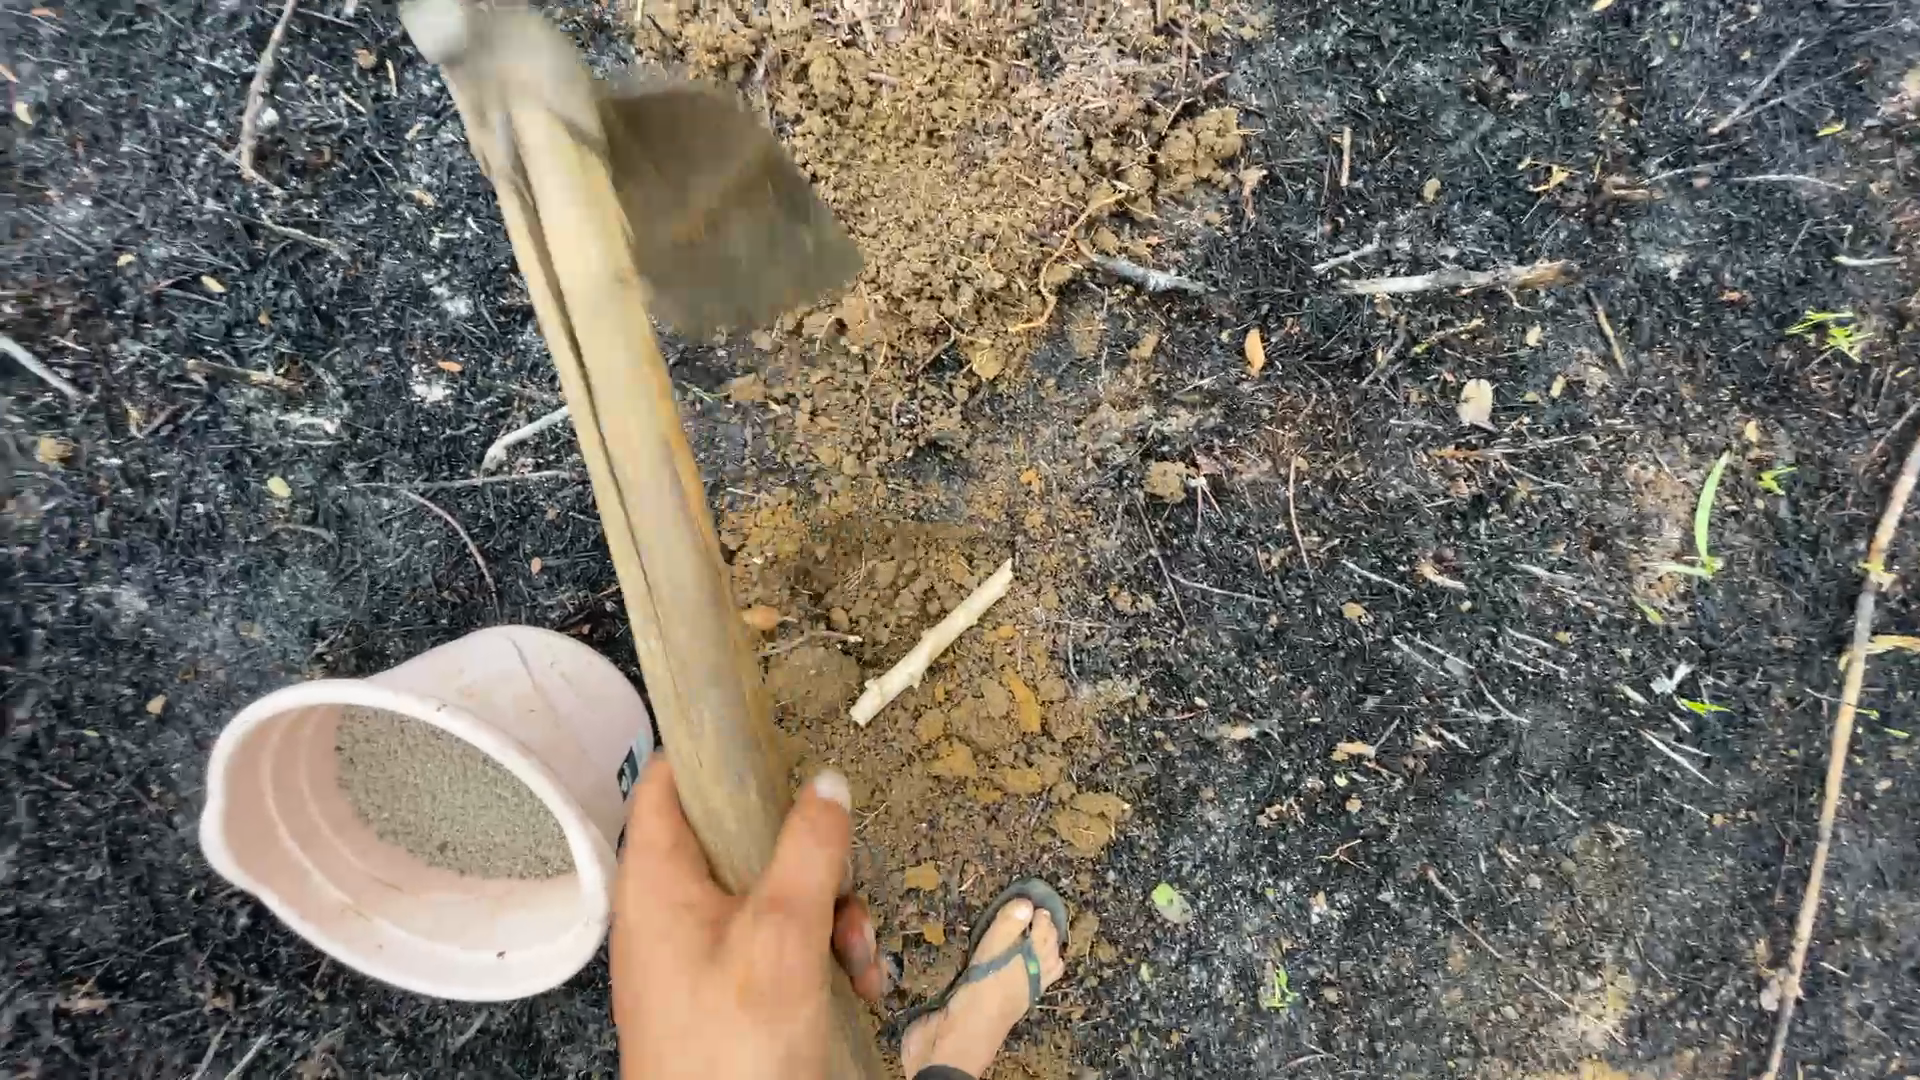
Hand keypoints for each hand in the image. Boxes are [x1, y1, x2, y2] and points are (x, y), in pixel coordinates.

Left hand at [610, 757, 884, 1079]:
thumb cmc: (735, 1041)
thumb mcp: (784, 931)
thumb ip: (811, 847)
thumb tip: (830, 780)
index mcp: (660, 878)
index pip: (672, 780)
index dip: (714, 750)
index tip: (770, 736)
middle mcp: (675, 905)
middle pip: (744, 835)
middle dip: (810, 854)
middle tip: (843, 874)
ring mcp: (704, 948)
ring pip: (776, 888)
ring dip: (831, 911)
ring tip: (860, 954)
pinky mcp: (730, 985)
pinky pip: (782, 938)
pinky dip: (823, 950)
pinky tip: (860, 981)